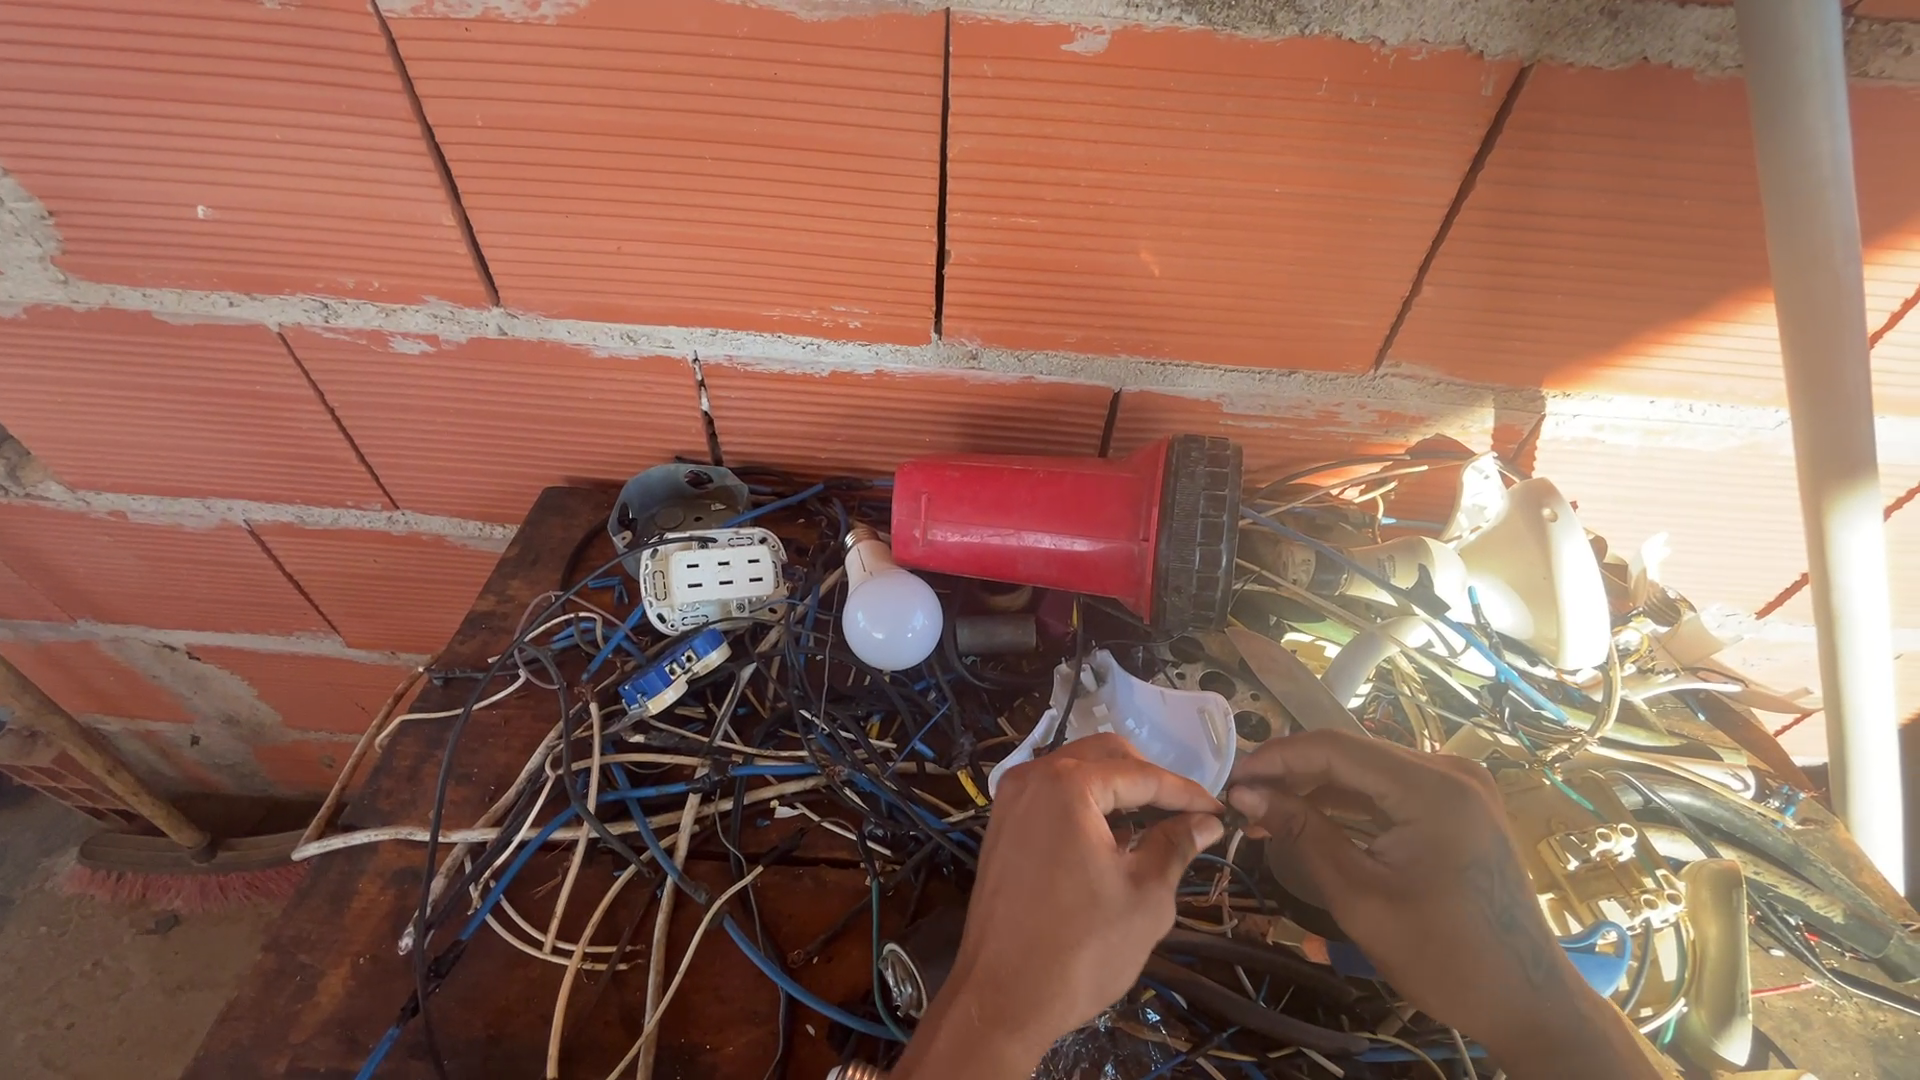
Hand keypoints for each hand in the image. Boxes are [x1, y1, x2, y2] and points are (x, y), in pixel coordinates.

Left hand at [892, 735, 1223, 1079]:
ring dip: (1117, 789)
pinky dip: (1086, 803)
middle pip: (1105, 757)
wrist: (1001, 997)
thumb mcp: (1145, 896)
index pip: (1141, 774)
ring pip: (1076, 770)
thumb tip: (1206, 821)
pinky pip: (1052, 793)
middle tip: (1186, 813)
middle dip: (1149, 780)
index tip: (1220, 810)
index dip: (1186, 792)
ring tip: (1155, 824)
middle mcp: (1033, 776)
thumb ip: (1175, 845)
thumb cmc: (1081, 949)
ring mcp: (1011, 798)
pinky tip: (1114, 835)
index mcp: (1068, 784)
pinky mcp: (1002, 823)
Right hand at [1227, 731, 1658, 1079]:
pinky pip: (1386, 791)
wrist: (1532, 1007)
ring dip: (1314, 789)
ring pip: (1364, 771)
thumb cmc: (1444, 957)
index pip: (1334, 746)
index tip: (1230, 778)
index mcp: (1433, 788)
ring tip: (1265, 813)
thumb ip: (1300, 831)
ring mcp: (1458, 788)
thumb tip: (1243, 792)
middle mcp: (1450, 772)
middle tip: (1243, 800)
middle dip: (1291, 774)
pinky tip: (1309, 820)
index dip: (1275, 757)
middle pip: (1349, 754)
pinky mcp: (1457, 807)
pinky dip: (1345, 804)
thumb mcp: (1358, 895)